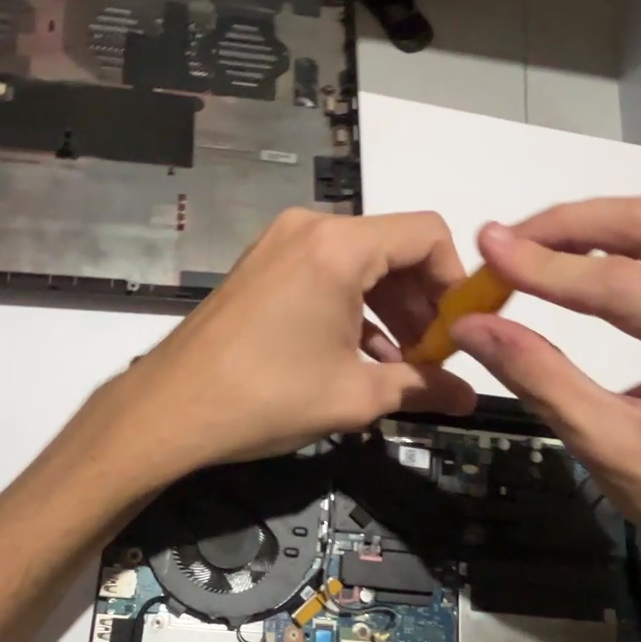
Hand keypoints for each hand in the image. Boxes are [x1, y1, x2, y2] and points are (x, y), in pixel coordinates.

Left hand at [106, 208, 477, 477]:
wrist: (169, 411)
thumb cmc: (267, 398)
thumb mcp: (354, 395)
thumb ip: (421, 387)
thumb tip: (471, 398)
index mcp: (338, 246)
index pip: (427, 234)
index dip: (455, 281)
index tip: (462, 329)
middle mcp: (309, 230)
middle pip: (393, 248)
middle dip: (422, 301)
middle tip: (435, 356)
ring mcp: (278, 245)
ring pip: (358, 264)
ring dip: (388, 309)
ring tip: (402, 365)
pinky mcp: (259, 267)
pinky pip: (324, 275)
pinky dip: (350, 308)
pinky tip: (361, 356)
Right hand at [449, 194, 640, 587]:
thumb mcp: (606, 447)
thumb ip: (540, 378)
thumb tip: (471, 324)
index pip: (629, 286)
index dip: (549, 265)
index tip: (485, 248)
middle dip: (571, 225)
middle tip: (503, 243)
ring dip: (599, 219)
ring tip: (535, 243)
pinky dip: (630, 230)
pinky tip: (587, 248)